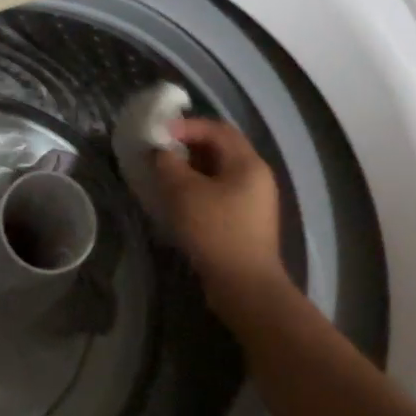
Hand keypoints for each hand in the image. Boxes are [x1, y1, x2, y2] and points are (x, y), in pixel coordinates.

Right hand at [153, 118, 287, 314]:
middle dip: (188, 148)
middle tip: (161, 154)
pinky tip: (178, 203)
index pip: (217, 129)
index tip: (159, 134)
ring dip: (191, 171)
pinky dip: (198, 191)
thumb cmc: (216, 232)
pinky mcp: (246, 223)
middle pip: (220, 150)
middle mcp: (256, 177)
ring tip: (164, 177)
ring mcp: (254, 202)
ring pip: (219, 174)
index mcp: (248, 163)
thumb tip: (162, 153)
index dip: (187, 127)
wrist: (245, 288)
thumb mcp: (184, 193)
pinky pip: (220, 195)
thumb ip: (169, 165)